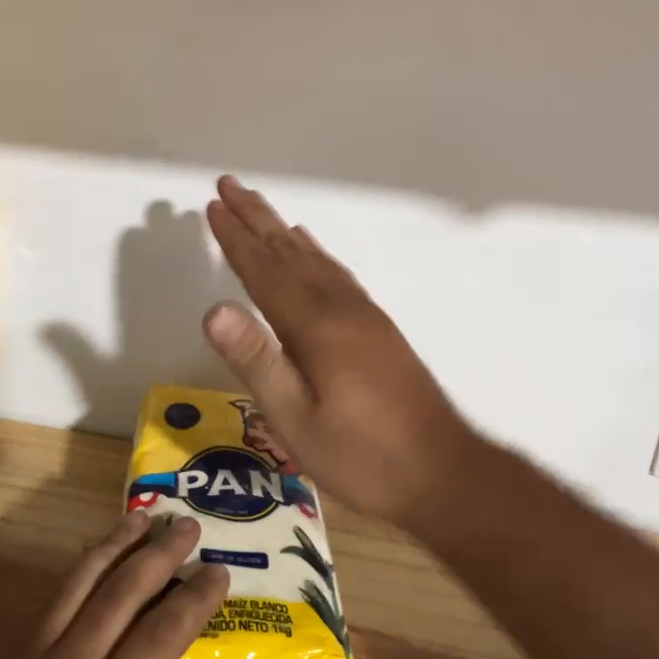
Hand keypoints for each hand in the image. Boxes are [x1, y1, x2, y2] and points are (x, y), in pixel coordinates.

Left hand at [0, 511, 231, 658]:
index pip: (162, 634)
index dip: (195, 600)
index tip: (219, 571)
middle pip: (121, 595)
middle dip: (158, 557)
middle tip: (187, 524)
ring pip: (79, 585)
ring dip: (113, 548)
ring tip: (139, 519)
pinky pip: (52, 602)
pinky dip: (78, 572)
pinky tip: (92, 561)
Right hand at [203, 174, 471, 526]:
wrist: (446, 475)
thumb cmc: (362, 456)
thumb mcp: (295, 420)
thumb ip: (256, 361)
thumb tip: (213, 308)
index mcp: (315, 325)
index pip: (264, 269)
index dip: (234, 237)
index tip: (212, 205)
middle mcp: (339, 307)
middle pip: (288, 251)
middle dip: (255, 217)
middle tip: (228, 184)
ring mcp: (363, 314)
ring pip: (313, 258)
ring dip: (281, 229)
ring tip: (259, 206)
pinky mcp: (376, 328)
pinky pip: (335, 273)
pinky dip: (315, 252)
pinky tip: (309, 247)